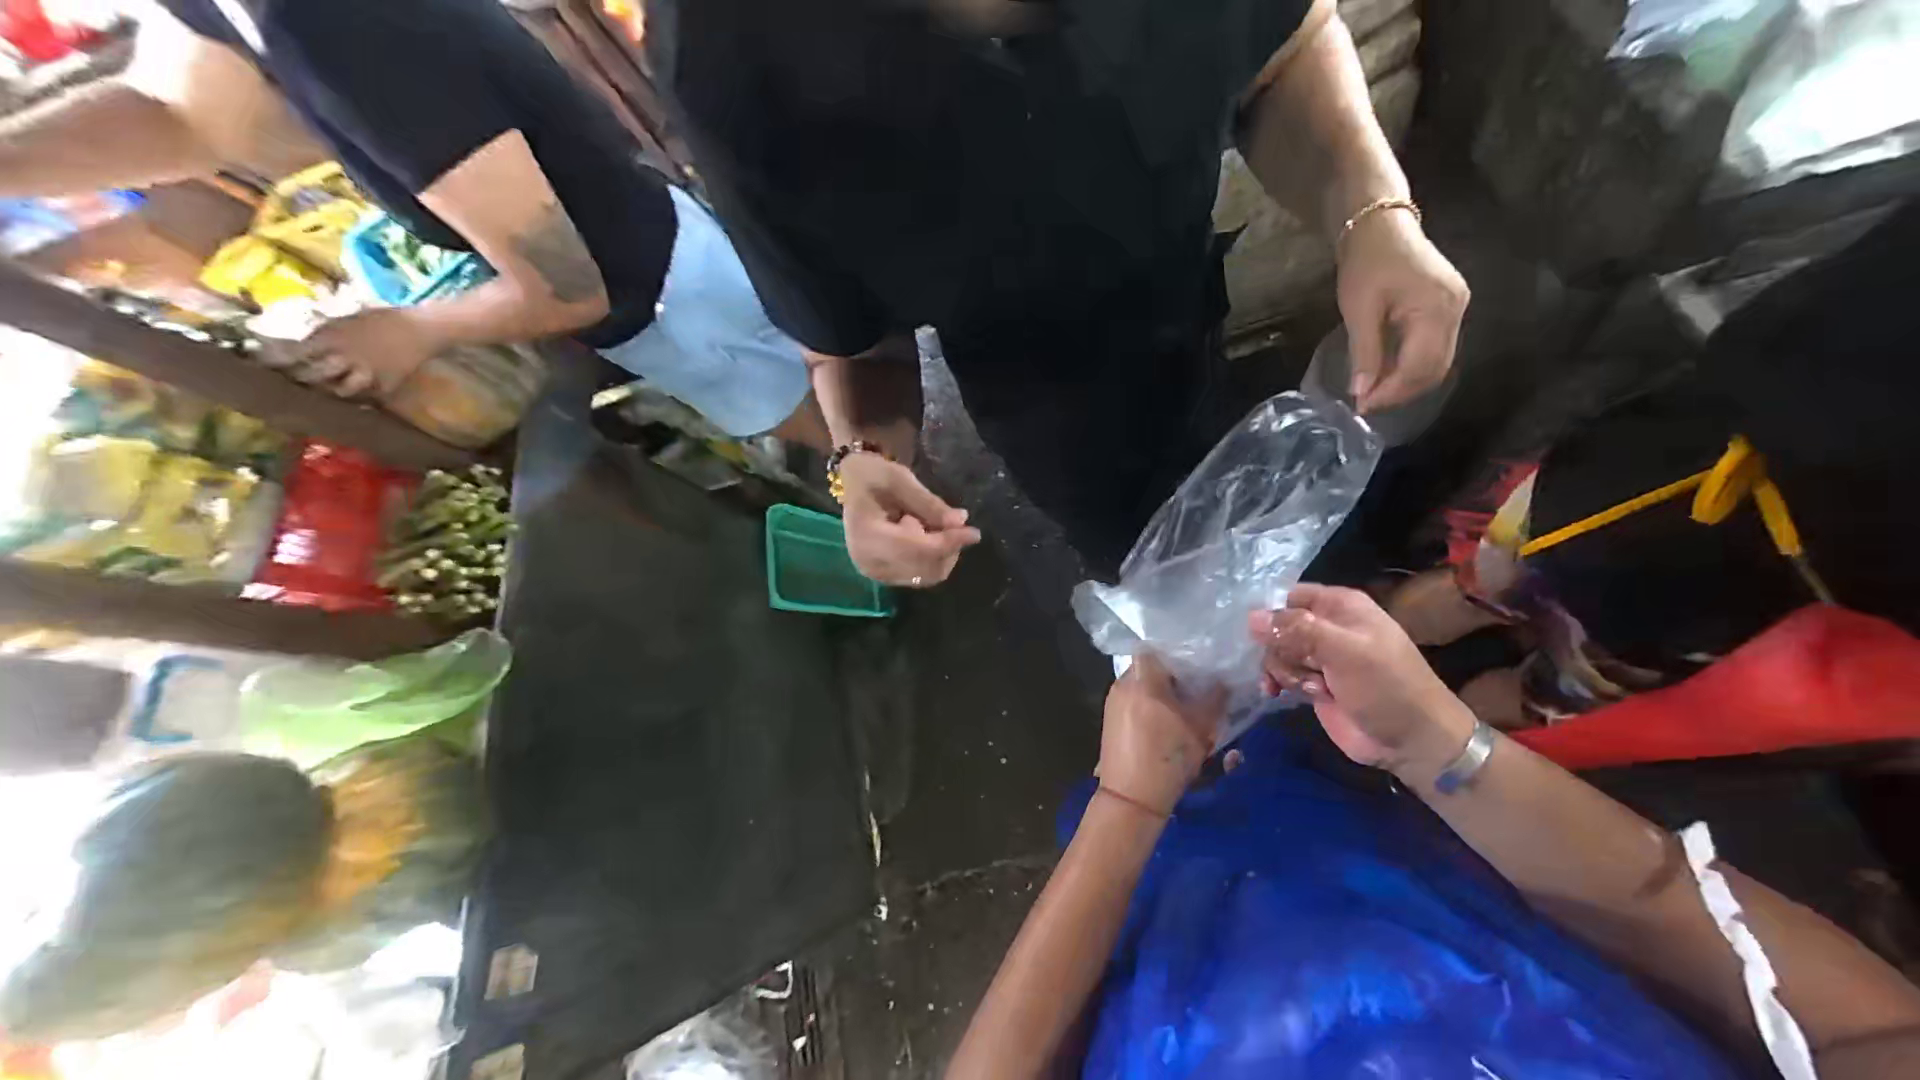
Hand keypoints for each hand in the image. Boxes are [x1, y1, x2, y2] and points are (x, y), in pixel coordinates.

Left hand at [284, 308, 439, 398]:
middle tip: (294, 380)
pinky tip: (359, 395)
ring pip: (342, 389)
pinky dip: (362, 396)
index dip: (276, 359)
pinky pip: (369, 395)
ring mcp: (368, 373)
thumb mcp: (348, 318)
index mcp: (333, 337)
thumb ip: (326, 331)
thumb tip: (302, 341)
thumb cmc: (385, 318)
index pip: (295, 352)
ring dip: (332, 390)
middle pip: (314, 374)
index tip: (262, 363)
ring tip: (328, 390)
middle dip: (302, 378)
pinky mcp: (388, 383)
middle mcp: (346, 357)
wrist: (423, 329)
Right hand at [839, 452, 981, 586]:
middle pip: (925, 567)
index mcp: (867, 536)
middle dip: (948, 547)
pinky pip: (921, 575)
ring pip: (927, 575)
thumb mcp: (901, 480)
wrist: (852, 483)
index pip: (917, 549)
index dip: (949, 543)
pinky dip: (933, 558)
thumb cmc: (873, 475)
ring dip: (941, 553)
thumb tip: (960, 522)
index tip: (974, 532)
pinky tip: (924, 535)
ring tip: (926, 524)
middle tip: (952, 521)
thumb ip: (929, 504)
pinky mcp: (884, 576)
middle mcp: (869, 562)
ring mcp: (876, 573)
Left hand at [1098, 655, 1224, 815]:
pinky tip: (1166, 720)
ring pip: (1140, 683)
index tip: (1196, 661)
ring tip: (1183, 705)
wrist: (1131, 797)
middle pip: (1148, 665)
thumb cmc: (1168, 760)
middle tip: (1195, 684)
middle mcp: (1122, 684)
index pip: (1155, 647)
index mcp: (1142, 680)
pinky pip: (1132, 699)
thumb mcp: (1201, 730)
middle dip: (1171, 673)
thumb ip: (1214, 700)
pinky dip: (1148, 703)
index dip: (1176, 651)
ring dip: (1160, 689)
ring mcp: (1112, 701)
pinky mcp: (1110, 718)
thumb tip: (1222, 680)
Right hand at [1249, 583, 1472, 770]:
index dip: (1272, 613)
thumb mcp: (1344, 651)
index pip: (1289, 596)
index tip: (1264, 636)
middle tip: (1303, 666)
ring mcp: (1320, 656)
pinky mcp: (1313, 682)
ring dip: (1284, 671)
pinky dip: (1276, 682)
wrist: (1412, 742)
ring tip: (1313, 688)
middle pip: (1278, 625)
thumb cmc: (1386, 687)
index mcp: (1340, 606)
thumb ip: (1298, 630)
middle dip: (1279, 648)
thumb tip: (1251, 617)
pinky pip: (1280, 673)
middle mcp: (1328, 626)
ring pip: (1277, 651)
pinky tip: (1275, 693)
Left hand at [1335, 207, 1469, 413]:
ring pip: (1437, 361)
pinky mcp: (1446, 308)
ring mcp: (1455, 308)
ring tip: (1373, 394)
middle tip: (1366, 405)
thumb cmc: (1367, 263)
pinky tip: (1385, 374)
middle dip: (1400, 392)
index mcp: (1438, 309)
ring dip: (1406, 383)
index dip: (1391, 392)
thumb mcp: (1359, 311)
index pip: (1420, 367)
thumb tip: (1362, 392)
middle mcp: (1456, 311)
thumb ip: (1365, 353)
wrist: (1380, 225)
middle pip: (1434, 368)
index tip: (1362, 406)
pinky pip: (1433, 348)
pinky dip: (1410, 367)